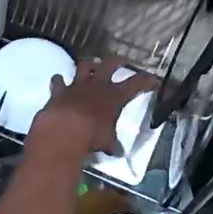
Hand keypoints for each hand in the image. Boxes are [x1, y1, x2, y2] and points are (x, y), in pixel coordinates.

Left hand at [30, 59, 157, 155]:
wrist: (63, 131)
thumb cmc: (91, 135)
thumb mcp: (107, 142)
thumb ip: (112, 144)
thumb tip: (117, 152)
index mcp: (115, 96)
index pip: (137, 83)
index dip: (147, 80)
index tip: (154, 79)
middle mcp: (97, 85)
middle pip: (110, 63)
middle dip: (118, 61)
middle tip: (122, 61)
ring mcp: (77, 85)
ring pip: (84, 65)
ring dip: (88, 64)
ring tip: (91, 65)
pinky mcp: (59, 91)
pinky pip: (58, 81)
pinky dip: (59, 80)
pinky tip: (59, 80)